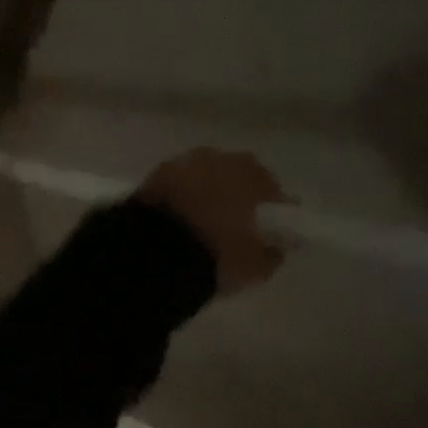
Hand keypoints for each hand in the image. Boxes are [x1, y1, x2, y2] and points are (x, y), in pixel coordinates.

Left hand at [138, 149, 287, 294]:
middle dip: (236, 195)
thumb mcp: (250, 267)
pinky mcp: (150, 179)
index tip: (268, 226)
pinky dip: (177, 199)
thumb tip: (277, 249)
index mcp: (251, 177)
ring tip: (199, 221)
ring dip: (204, 192)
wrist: (149, 255)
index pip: (270, 189)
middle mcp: (219, 160)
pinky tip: (174, 219)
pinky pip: (174, 187)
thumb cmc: (212, 257)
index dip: (271, 208)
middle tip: (231, 221)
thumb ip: (271, 256)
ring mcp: (181, 165)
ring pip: (202, 177)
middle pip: (235, 176)